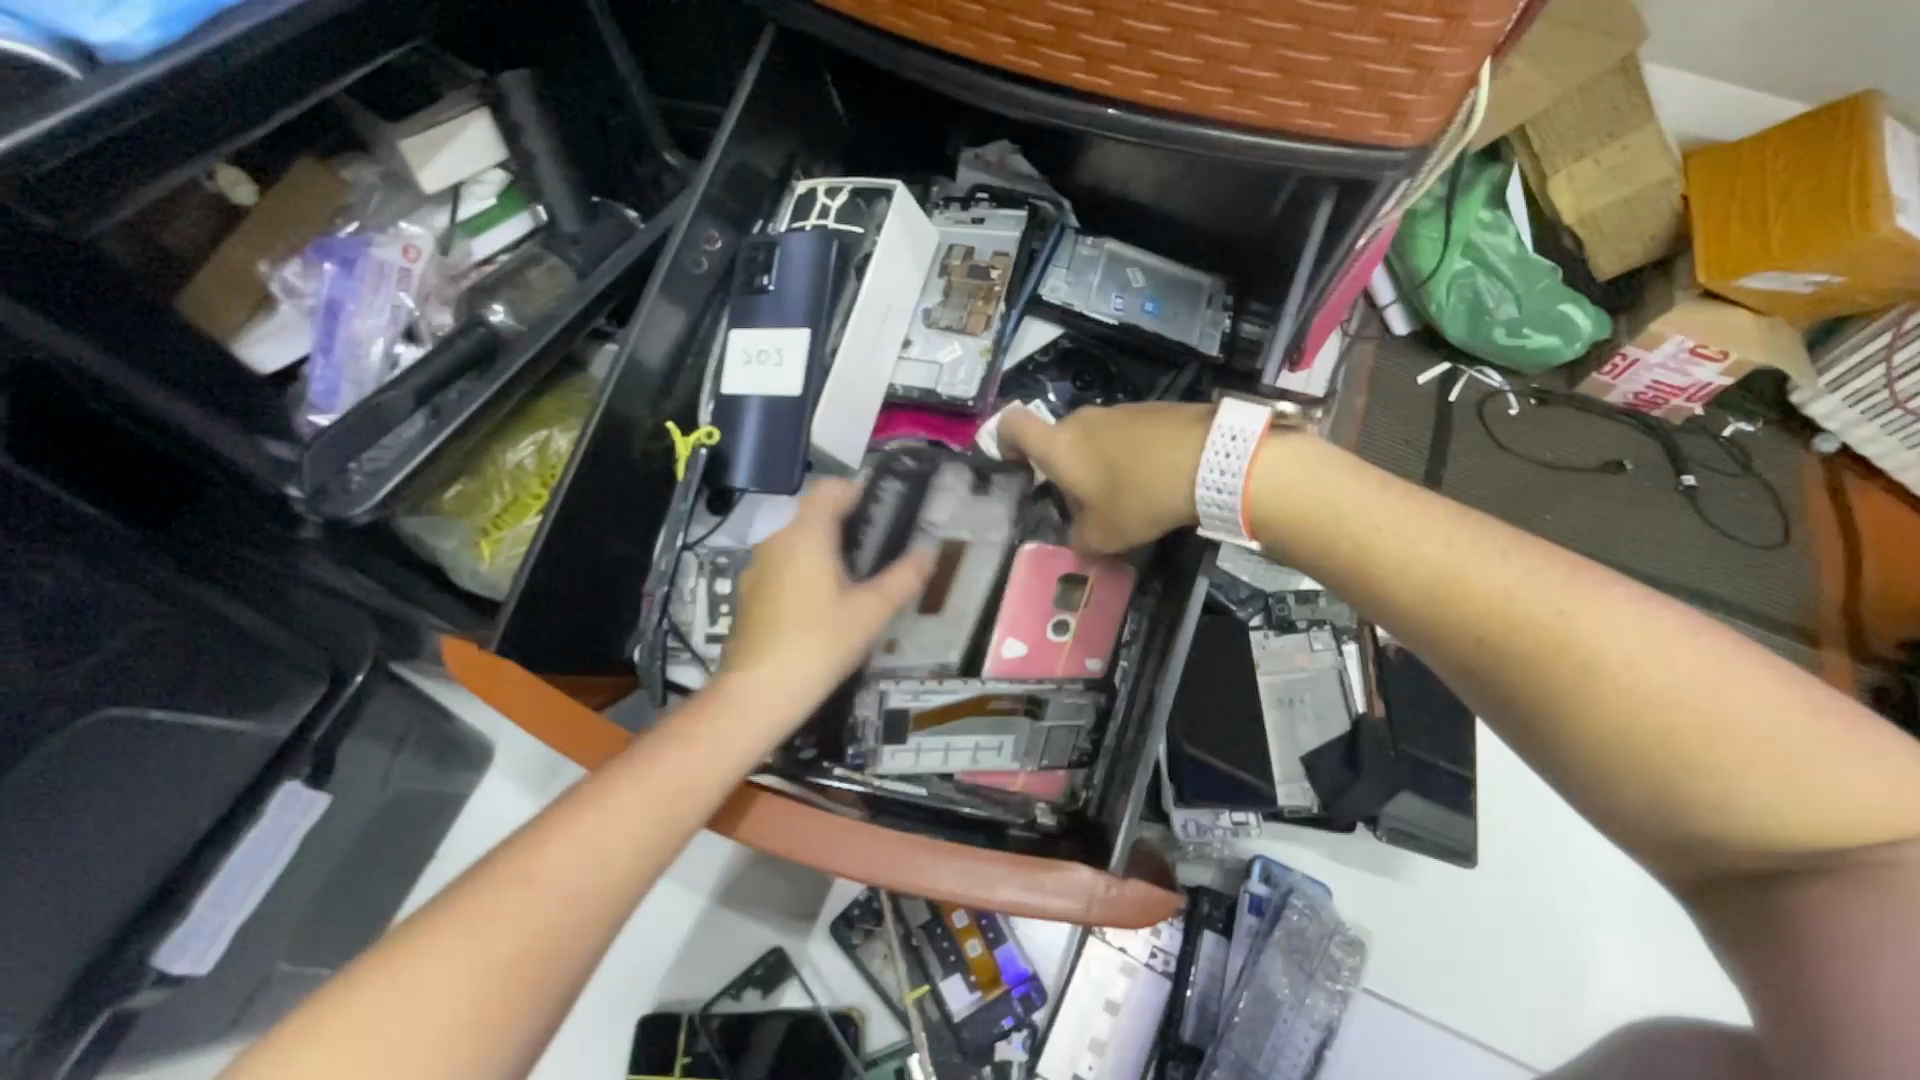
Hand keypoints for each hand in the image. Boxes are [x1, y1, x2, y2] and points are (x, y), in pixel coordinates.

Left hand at [719, 478, 933, 715]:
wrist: (760, 690)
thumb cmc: (821, 643)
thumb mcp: (872, 612)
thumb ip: (903, 577)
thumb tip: (928, 551)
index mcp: (807, 532)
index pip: (830, 488)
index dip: (858, 492)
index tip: (883, 513)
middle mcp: (777, 538)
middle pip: (810, 511)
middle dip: (842, 521)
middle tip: (874, 547)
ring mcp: (757, 564)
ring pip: (793, 537)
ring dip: (820, 544)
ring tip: (850, 576)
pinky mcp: (749, 590)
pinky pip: (780, 562)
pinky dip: (801, 567)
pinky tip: (819, 602)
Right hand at [999, 403, 1211, 553]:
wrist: (1210, 458)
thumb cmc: (1140, 497)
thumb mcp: (1105, 536)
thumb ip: (1080, 540)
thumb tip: (1077, 540)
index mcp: (1058, 446)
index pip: (1012, 424)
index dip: (1004, 441)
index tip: (1015, 464)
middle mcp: (1081, 421)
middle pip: (1058, 439)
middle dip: (1064, 469)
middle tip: (1082, 502)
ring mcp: (1118, 411)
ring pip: (1093, 438)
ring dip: (1099, 463)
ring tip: (1125, 496)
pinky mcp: (1151, 410)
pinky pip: (1125, 435)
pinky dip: (1130, 455)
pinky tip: (1153, 480)